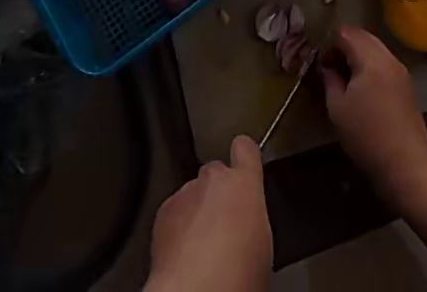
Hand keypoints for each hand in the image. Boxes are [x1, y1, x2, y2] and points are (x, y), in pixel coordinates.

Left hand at [146, 135, 271, 291]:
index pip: (245, 148)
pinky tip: (183, 252)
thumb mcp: (263, 240)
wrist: (196, 290)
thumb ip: (253, 213)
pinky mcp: (164, 211)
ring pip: (193, 194)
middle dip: (217, 193)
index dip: (244, 155)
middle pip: (215, 174)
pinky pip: (174, 212)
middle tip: (222, 224)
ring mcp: (186, 193)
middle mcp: (214, 179)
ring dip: (196, 210)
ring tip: (200, 244)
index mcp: (244, 182)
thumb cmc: (236, 273)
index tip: (244, 162)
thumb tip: (246, 220)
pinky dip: (177, 226)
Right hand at [320, 26, 426, 202]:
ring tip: (344, 79)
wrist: (407, 165)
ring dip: (358, 56)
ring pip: (376, 49)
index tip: (320, 63)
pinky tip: (361, 89)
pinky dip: (370, 66)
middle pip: (364, 37)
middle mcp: (389, 58)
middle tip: (330, 68)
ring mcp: (401, 71)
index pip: (347, 33)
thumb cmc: (367, 135)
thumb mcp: (338, 108)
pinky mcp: (406, 86)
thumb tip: (328, 67)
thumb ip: (330, 80)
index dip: (330, 43)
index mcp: (371, 59)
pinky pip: (384, 63)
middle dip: (345, 46)